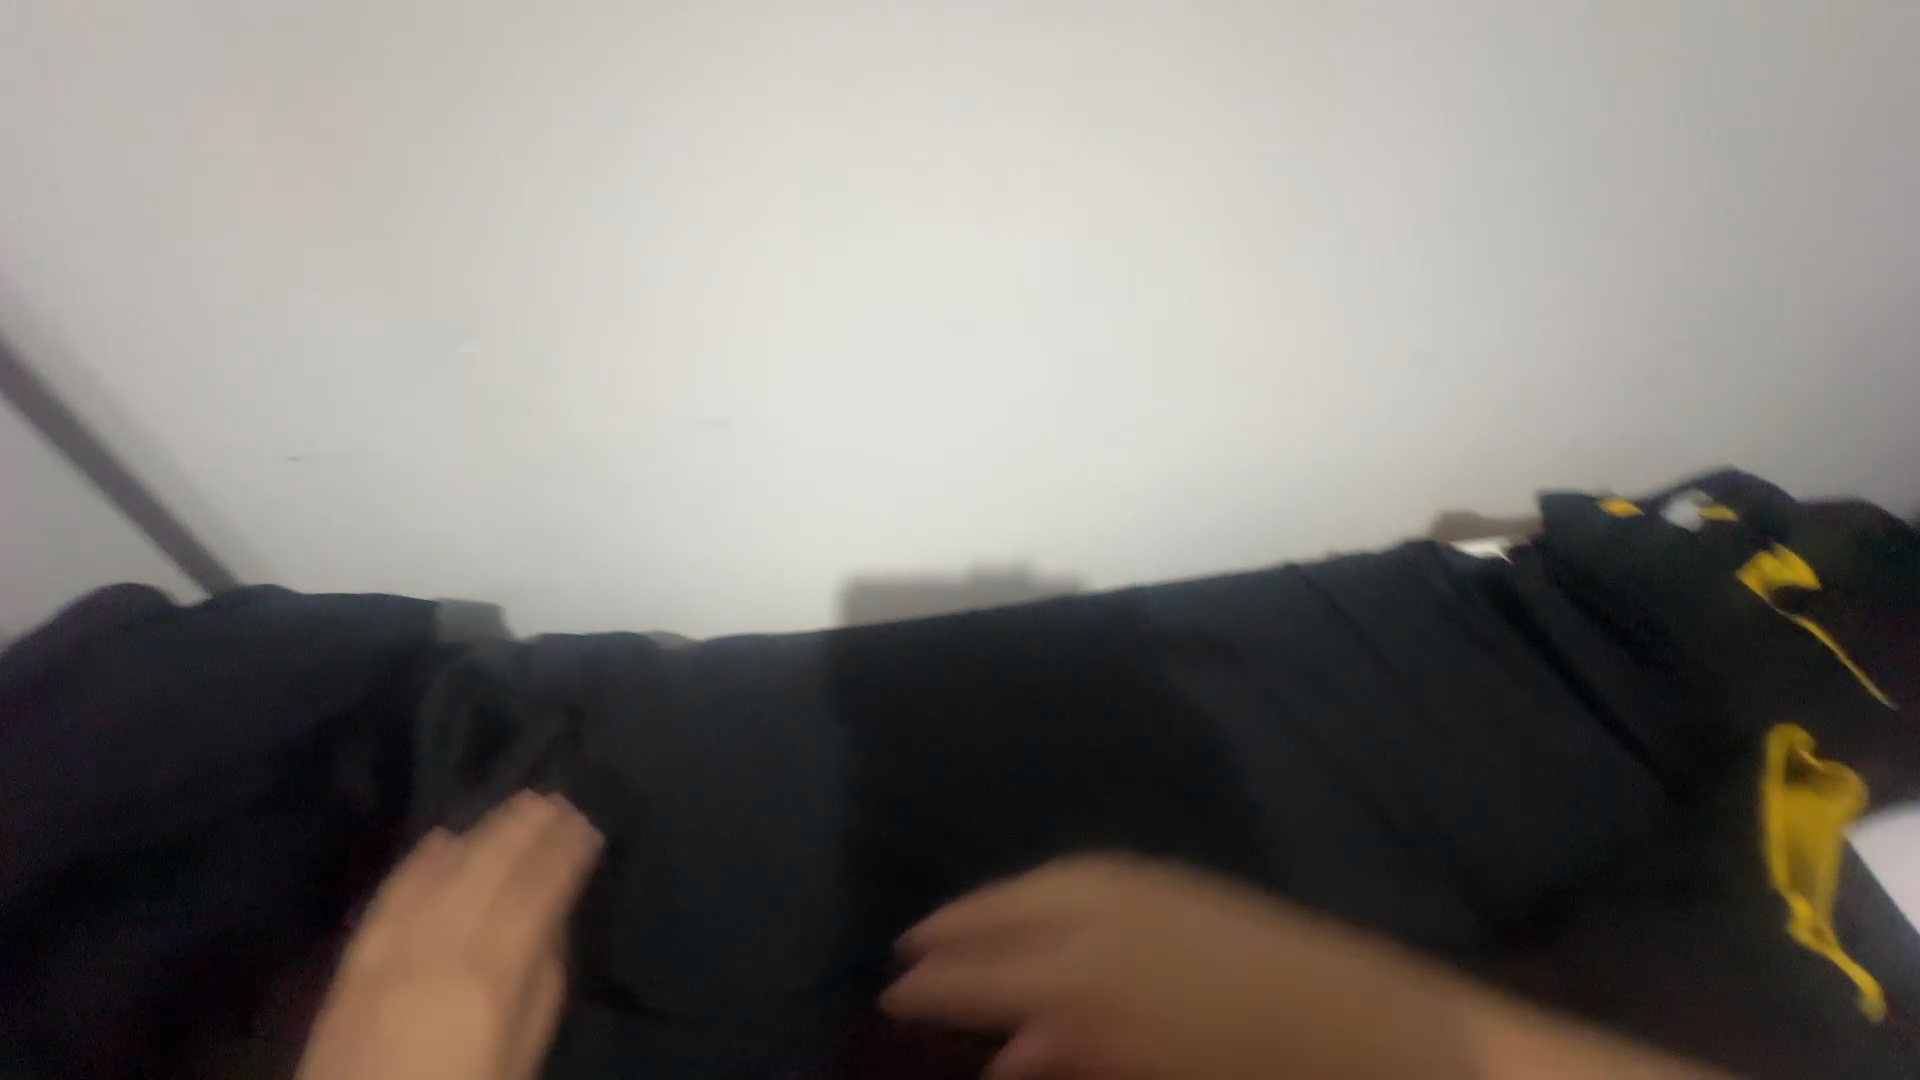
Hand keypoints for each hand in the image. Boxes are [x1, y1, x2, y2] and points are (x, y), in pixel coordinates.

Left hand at [296, 791, 604, 1079]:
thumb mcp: (525, 1046)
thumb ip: (542, 975)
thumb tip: (552, 916)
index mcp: (496, 973)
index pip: (540, 889)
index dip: (567, 851)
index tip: (590, 825)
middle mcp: (444, 948)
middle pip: (494, 867)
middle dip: (531, 829)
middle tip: (560, 800)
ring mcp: (392, 952)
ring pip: (448, 870)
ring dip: (487, 830)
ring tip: (520, 804)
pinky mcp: (354, 964)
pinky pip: (392, 895)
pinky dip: (421, 861)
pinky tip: (445, 837)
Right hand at [882, 855, 1479, 1079]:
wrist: (1348, 1017)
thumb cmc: (1241, 1066)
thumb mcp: (1137, 1068)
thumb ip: (1067, 1056)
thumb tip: (1007, 1056)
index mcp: (1084, 981)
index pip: (985, 977)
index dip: (935, 985)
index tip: (892, 989)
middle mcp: (1094, 918)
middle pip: (1001, 918)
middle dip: (951, 932)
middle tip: (908, 944)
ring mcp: (1129, 885)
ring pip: (1035, 884)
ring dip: (990, 901)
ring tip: (955, 915)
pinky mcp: (1160, 874)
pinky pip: (1076, 870)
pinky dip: (1040, 883)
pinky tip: (1033, 894)